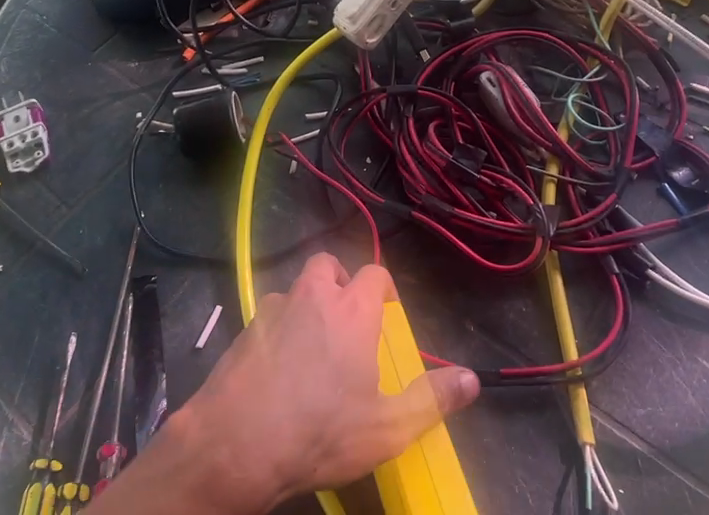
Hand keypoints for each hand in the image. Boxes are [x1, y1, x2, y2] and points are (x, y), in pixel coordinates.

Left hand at [91, 254, 477, 514]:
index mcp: (351, 311)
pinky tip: (283, 370)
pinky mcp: (244, 331)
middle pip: (326, 265)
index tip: (388, 313)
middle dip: (339, 281)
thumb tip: (471, 379)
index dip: (383, 288)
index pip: (373, 274)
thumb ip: (432, 400)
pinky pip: (270, 318)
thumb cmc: (321, 430)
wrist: (238, 442)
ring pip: (295, 291)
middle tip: (349, 321)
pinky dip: (281, 331)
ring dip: (308, 307)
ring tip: (316, 350)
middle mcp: (311, 297)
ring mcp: (272, 311)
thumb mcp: (388, 427)